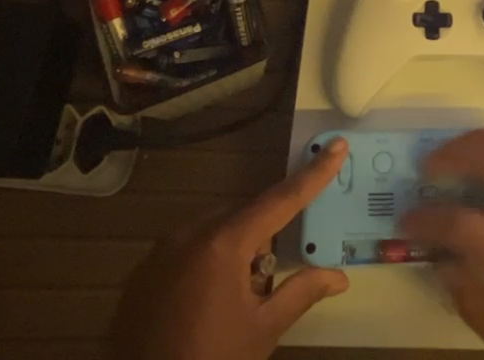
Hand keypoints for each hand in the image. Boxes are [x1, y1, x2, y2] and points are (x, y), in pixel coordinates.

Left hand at [111, 138, 348, 359]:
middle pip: (245, 216)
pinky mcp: (143, 271)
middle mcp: (191, 233)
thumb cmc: (210, 359)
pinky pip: (187, 249)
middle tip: (272, 273)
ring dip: (235, 249)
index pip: (281, 199)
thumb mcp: (262, 331)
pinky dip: (206, 262)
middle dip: (266, 236)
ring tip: (238, 296)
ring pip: (216, 230)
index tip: (337, 145)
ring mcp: (162, 250)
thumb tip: (339, 277)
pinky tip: (205, 302)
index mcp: (225, 244)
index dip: (313, 174)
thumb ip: (300, 293)